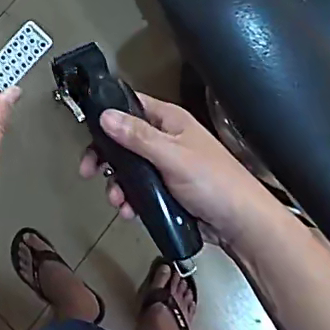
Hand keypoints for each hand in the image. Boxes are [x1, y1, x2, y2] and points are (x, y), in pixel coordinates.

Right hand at [77, 92, 282, 247]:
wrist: (240, 223)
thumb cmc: (217, 183)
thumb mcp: (172, 156)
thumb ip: (138, 136)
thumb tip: (108, 116)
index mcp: (171, 121)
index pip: (131, 106)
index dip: (107, 116)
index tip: (90, 133)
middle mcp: (167, 139)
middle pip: (124, 141)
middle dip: (107, 158)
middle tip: (91, 170)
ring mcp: (167, 165)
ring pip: (130, 169)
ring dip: (118, 185)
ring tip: (118, 200)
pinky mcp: (168, 190)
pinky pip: (140, 190)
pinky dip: (131, 200)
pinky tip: (130, 211)